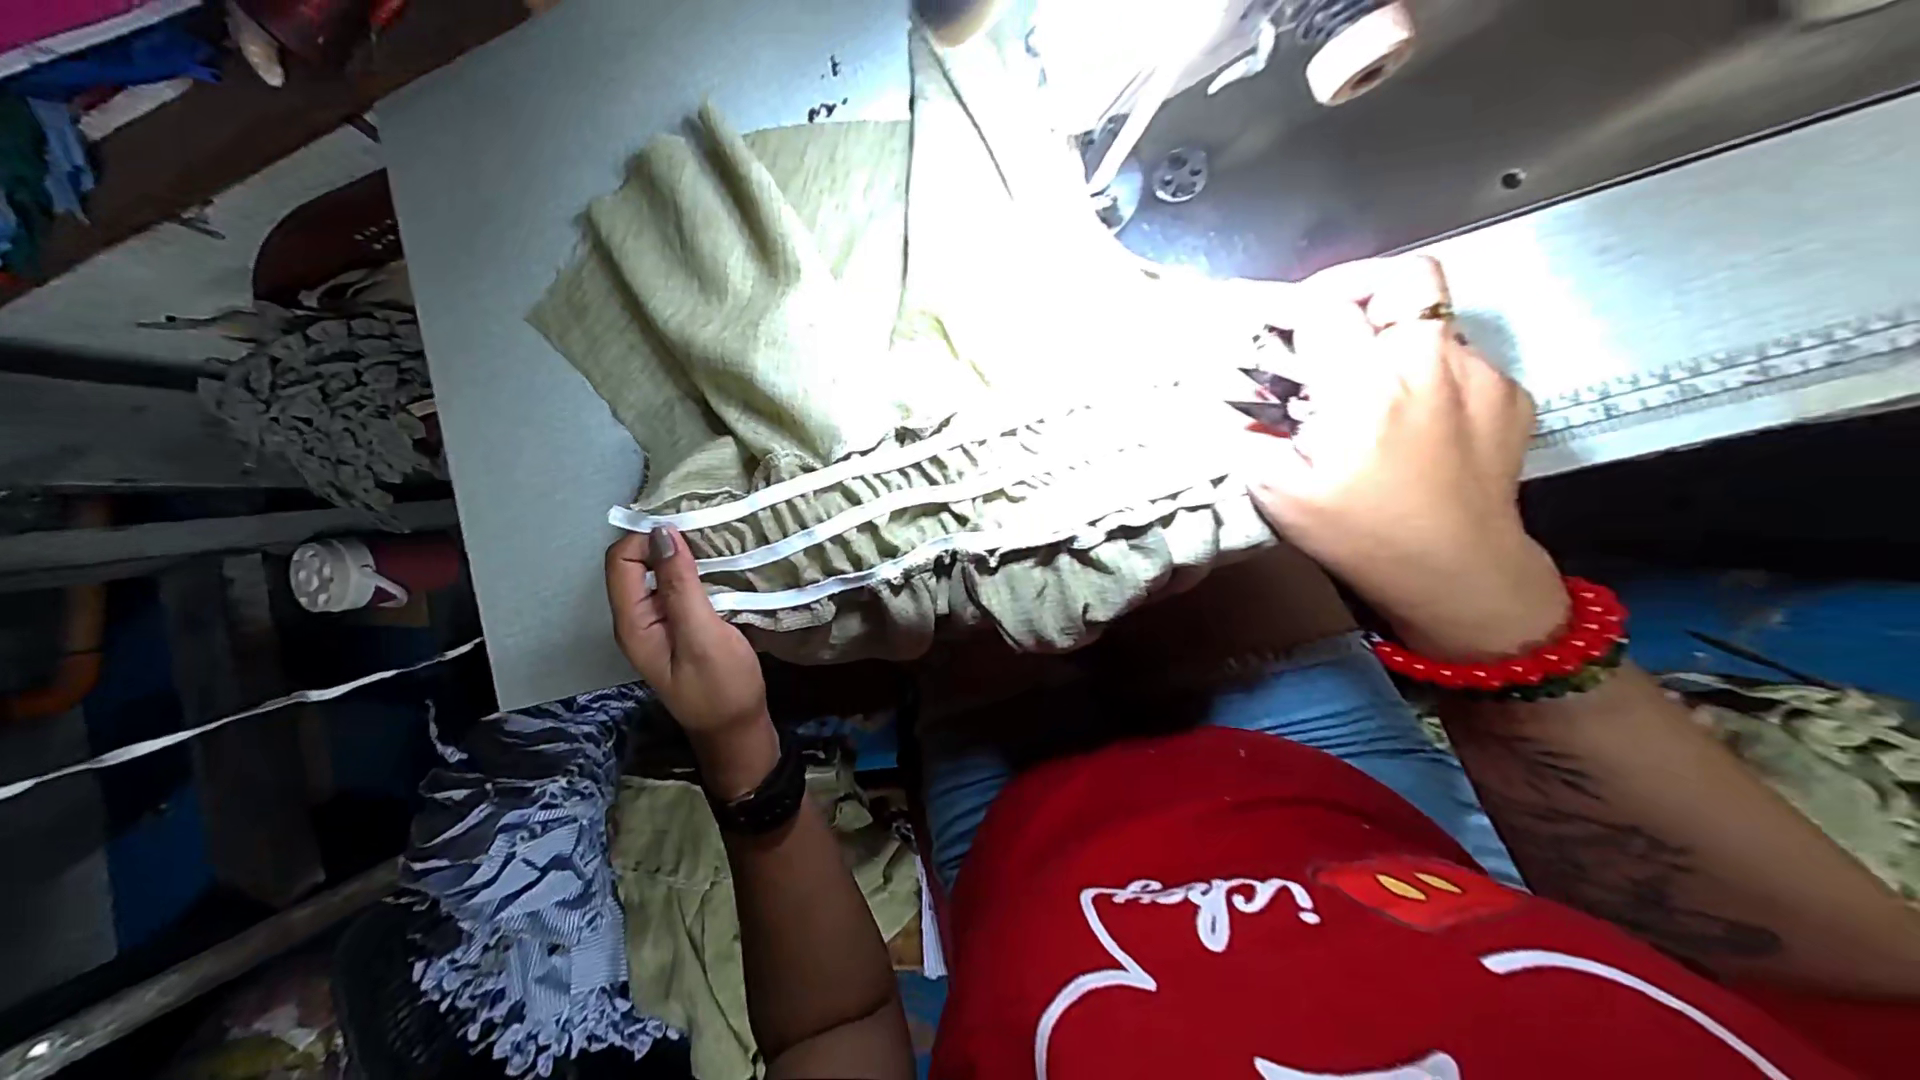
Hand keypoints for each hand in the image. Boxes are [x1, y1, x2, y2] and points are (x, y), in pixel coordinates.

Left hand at [606, 526, 777, 795]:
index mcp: (633, 623)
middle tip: (708, 536)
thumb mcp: (702, 635)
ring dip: (684, 559)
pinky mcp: (682, 628)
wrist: (738, 730)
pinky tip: (722, 570)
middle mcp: (639, 620)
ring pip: (660, 575)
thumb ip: (680, 586)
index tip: (691, 534)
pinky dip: (696, 574)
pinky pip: (679, 590)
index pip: (620, 561)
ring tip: (718, 547)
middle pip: (636, 565)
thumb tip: (663, 534)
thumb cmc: (722, 687)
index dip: (648, 541)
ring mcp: (661, 625)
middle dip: (666, 544)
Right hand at [1242, 256, 1567, 658]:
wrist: (1457, 572)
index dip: (1296, 308)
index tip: (1281, 332)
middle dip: (1362, 288)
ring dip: (1395, 338)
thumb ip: (1252, 439)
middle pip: (1407, 276)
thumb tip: (1237, 407)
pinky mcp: (1510, 396)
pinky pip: (1462, 358)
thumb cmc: (1361, 535)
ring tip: (1372, 387)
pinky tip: (1414, 418)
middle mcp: (1430, 366)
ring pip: (1435, 318)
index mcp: (1366, 388)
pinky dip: (1430, 373)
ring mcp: (1480, 377)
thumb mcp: (1280, 495)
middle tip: (1335, 328)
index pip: (1327, 305)